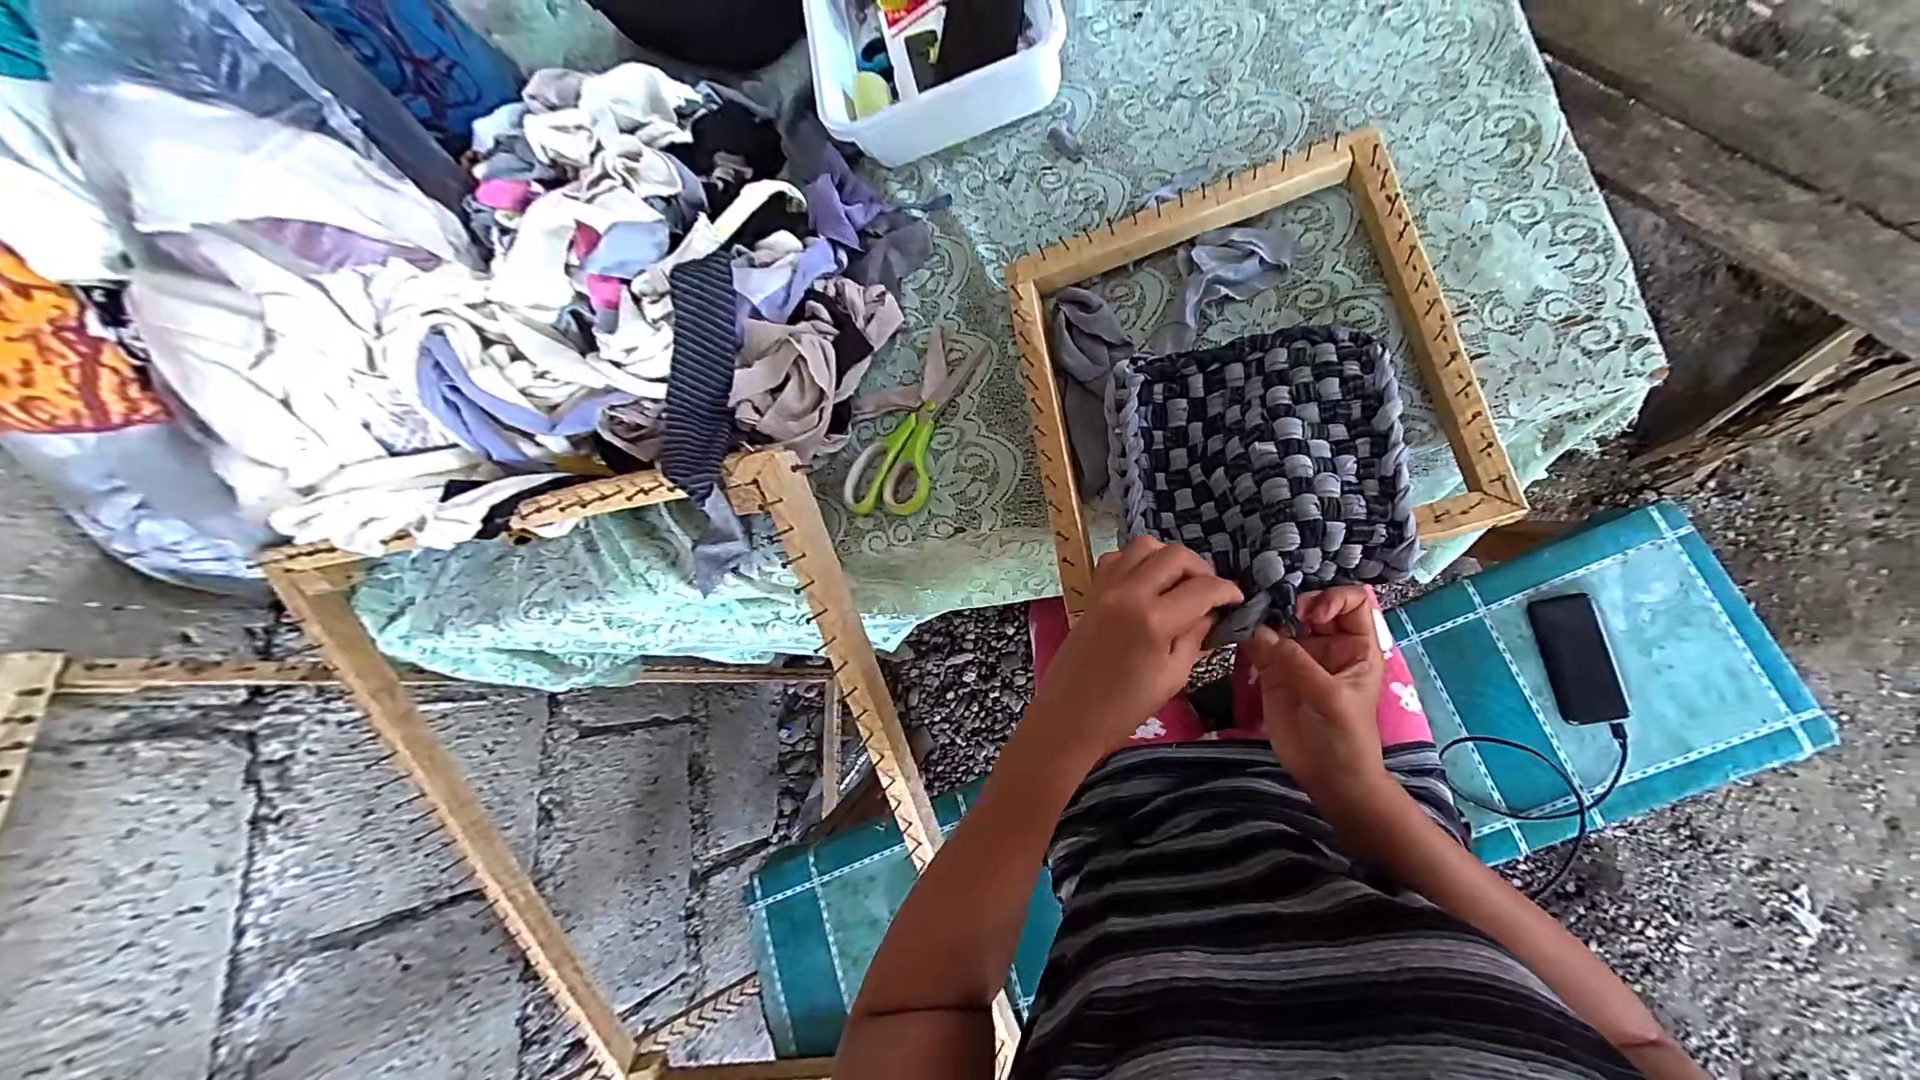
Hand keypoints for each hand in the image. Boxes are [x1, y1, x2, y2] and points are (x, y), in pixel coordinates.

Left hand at [1024, 536, 1241, 761]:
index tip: (1236, 600)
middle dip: (1200, 569)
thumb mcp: (1173, 675)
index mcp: (1154, 619)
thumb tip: (1210, 611)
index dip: (1227, 591)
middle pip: (1174, 555)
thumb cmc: (1125, 707)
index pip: (1203, 588)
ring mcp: (1106, 588)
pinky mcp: (1092, 591)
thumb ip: (1194, 636)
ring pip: (1144, 546)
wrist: (1069, 714)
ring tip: (1180, 584)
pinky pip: (1118, 558)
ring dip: (1168, 559)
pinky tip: (1148, 585)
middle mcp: (1129, 593)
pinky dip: (1138, 562)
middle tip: (1209, 591)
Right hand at [1242, 586, 1390, 801]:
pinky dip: (1245, 633)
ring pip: (1279, 621)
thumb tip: (1260, 632)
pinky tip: (1236, 629)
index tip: (1309, 616)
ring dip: (1263, 615)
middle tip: (1271, 612)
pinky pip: (1256, 642)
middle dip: (1290, 601)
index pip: (1351, 601)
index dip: (1331, 599)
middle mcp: (1325, 644)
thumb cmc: (1346, 737)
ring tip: (1247, 615)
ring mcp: (1296, 655)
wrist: (1328, 776)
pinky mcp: (1270, 669)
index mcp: (1355, 645)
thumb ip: (1298, 664)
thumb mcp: (1331, 698)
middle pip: (1308, 604)